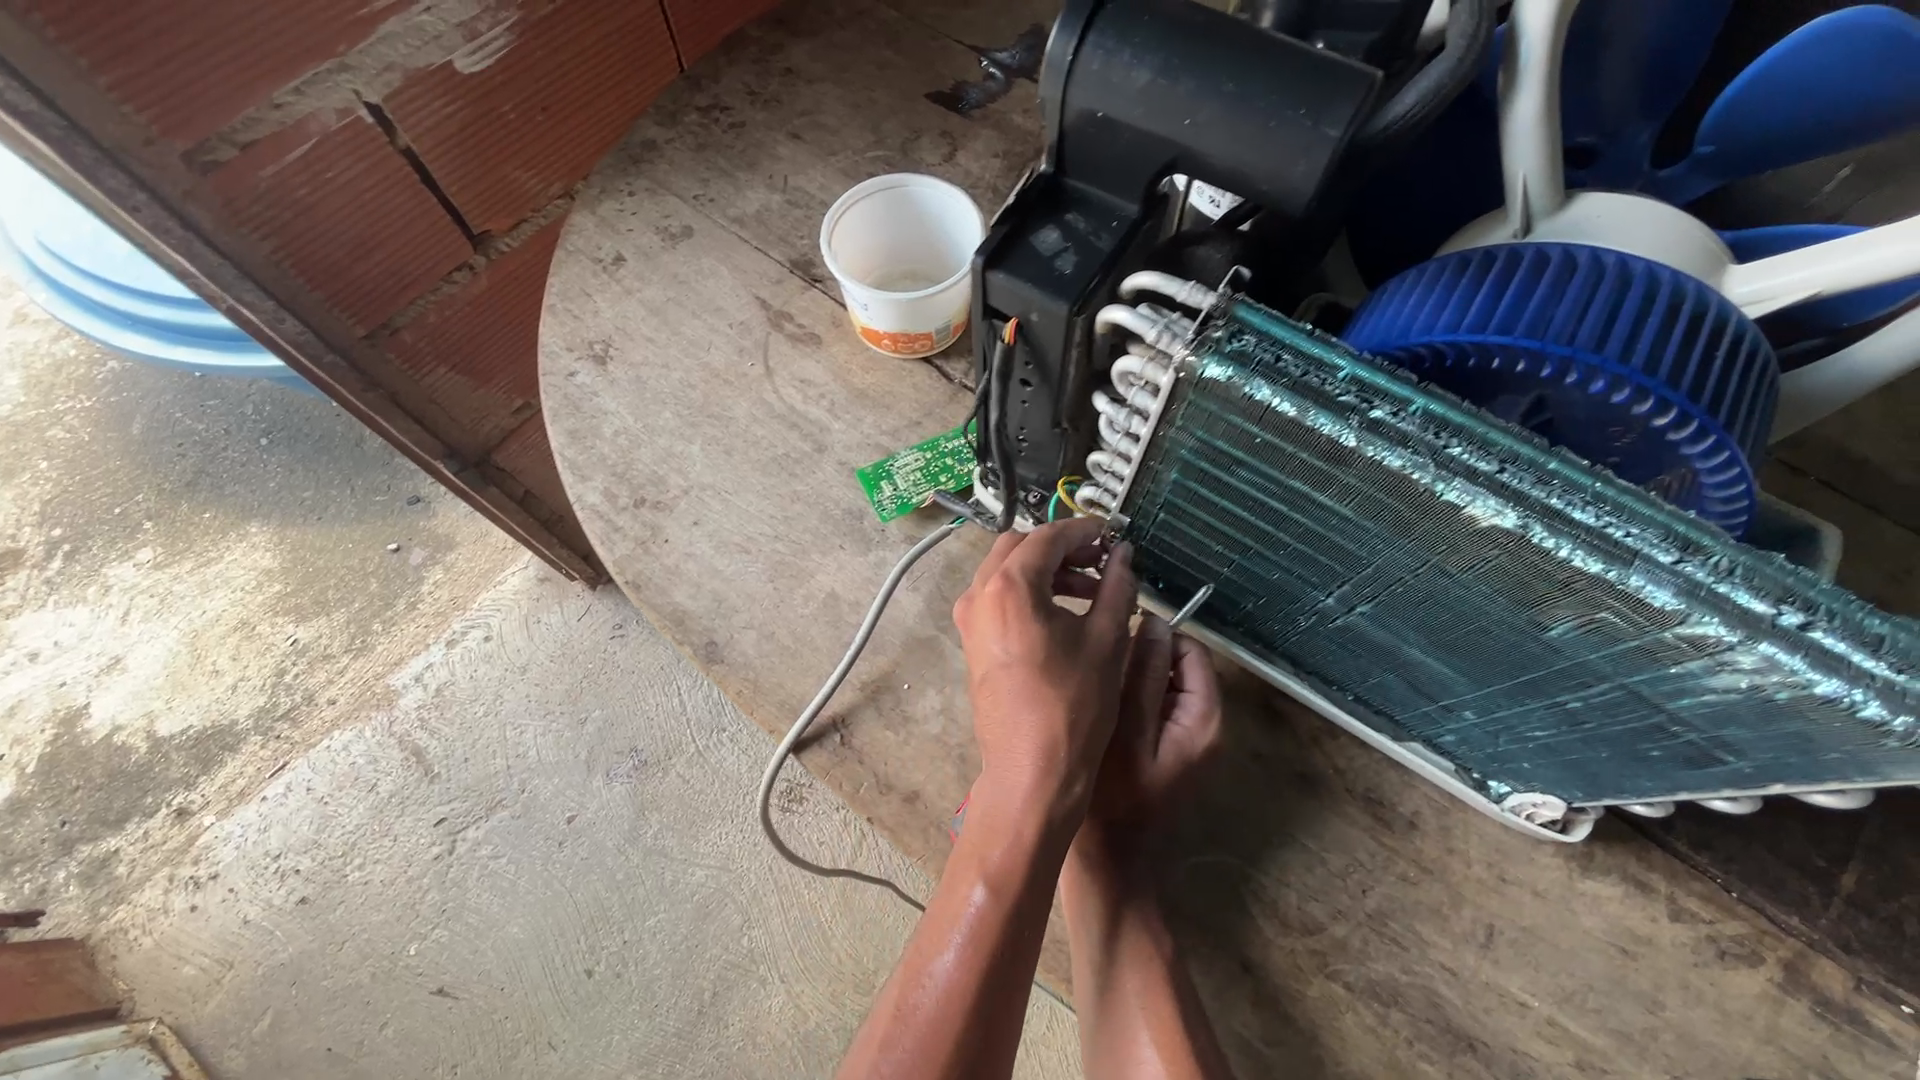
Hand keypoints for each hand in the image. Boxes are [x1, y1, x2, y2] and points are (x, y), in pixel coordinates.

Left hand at [952, 517, 1136, 817]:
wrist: (1031, 771)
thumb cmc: (1074, 706)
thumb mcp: (1107, 640)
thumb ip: (1117, 587)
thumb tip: (1123, 555)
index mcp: (1009, 586)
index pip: (1048, 537)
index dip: (1084, 531)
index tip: (1113, 536)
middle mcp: (979, 594)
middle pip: (1020, 547)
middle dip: (1061, 547)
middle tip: (1101, 561)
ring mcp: (969, 619)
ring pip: (1005, 572)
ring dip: (1046, 570)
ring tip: (1091, 591)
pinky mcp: (971, 642)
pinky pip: (998, 598)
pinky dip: (1029, 593)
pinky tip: (1064, 614)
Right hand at [1075, 615, 1222, 867]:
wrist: (1108, 866)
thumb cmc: (1112, 799)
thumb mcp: (1126, 729)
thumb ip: (1142, 674)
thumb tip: (1153, 621)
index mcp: (1203, 717)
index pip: (1188, 649)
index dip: (1152, 637)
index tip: (1109, 644)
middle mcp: (1201, 725)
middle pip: (1173, 665)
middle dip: (1136, 659)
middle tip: (1095, 671)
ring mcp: (1181, 740)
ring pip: (1156, 685)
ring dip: (1126, 681)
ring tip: (1090, 690)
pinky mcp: (1160, 753)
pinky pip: (1147, 709)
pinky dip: (1124, 703)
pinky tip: (1094, 713)